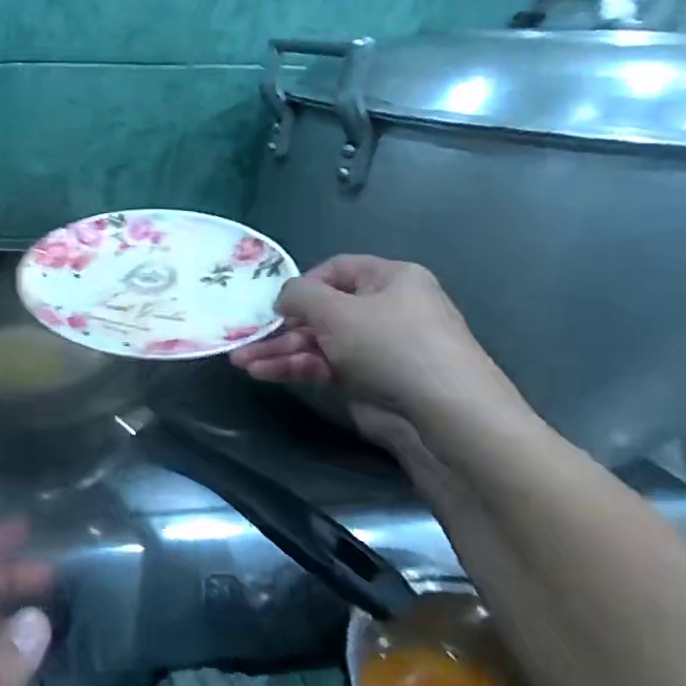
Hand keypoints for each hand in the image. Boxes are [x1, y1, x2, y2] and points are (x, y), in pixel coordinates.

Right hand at [230, 255, 500, 439]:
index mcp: (391, 279)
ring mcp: (377, 348)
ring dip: (280, 351)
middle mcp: (385, 309)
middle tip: (246, 338)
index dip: (302, 284)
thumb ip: (299, 295)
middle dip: (281, 327)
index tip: (275, 304)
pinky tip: (263, 372)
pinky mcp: (369, 381)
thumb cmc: (391, 345)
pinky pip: (325, 366)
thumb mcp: (336, 310)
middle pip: (322, 310)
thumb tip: (285, 298)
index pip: (336, 270)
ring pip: (318, 342)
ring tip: (242, 362)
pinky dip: (296, 368)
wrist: (443, 416)